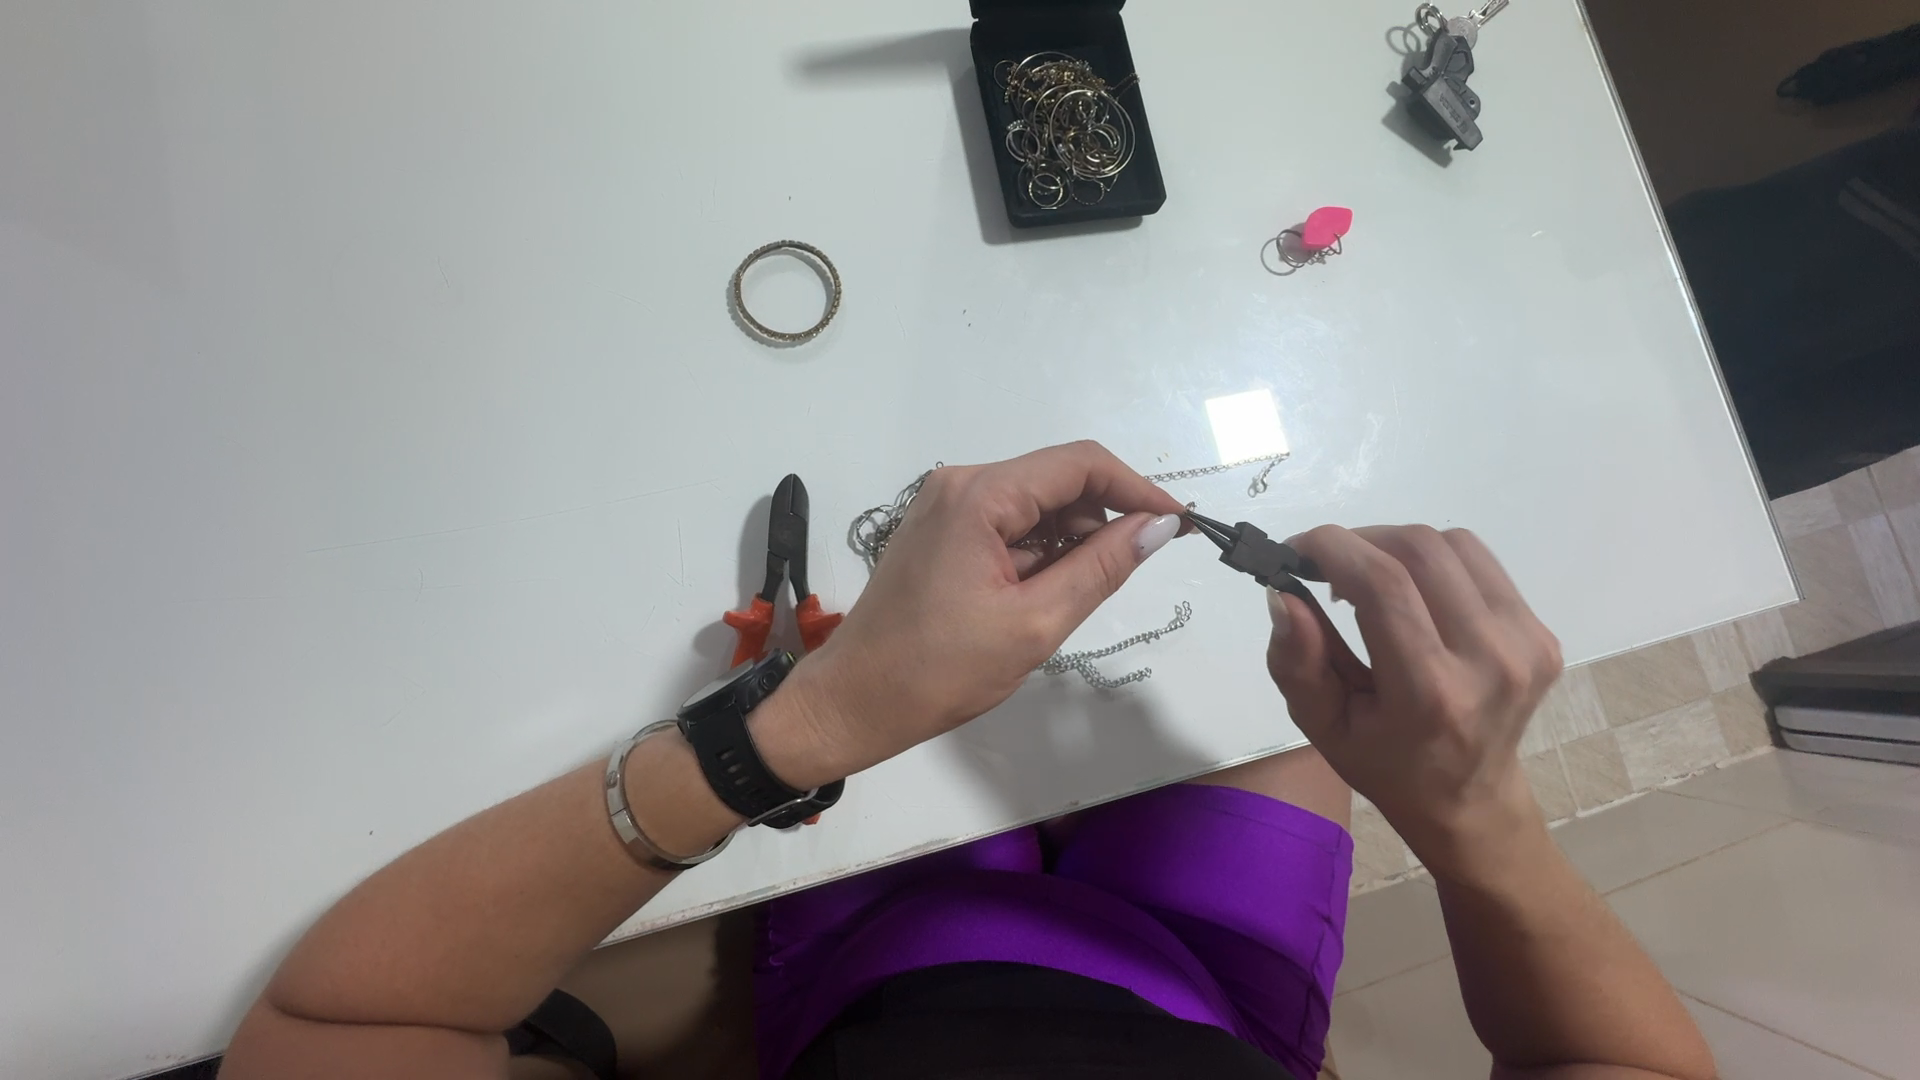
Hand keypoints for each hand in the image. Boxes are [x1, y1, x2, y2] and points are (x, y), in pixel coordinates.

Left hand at [762, 441, 1185, 785]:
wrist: (855, 702)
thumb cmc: (939, 671)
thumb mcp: (1034, 623)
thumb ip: (1101, 567)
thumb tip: (1159, 526)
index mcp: (978, 495)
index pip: (1078, 463)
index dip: (1135, 488)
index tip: (1177, 525)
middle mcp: (959, 485)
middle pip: (1055, 481)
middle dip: (1101, 520)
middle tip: (1126, 573)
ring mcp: (945, 507)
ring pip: (1033, 507)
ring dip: (1068, 542)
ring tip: (1071, 597)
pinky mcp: (940, 533)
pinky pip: (1006, 527)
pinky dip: (1037, 554)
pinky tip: (1040, 596)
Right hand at [1266, 525, 1562, 877]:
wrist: (1468, 798)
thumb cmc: (1380, 762)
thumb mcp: (1319, 723)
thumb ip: (1296, 659)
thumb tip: (1281, 591)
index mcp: (1430, 692)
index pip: (1383, 583)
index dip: (1330, 548)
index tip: (1293, 552)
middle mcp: (1490, 660)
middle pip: (1419, 550)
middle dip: (1357, 541)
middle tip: (1322, 566)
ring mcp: (1525, 643)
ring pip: (1450, 543)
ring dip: (1392, 545)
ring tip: (1362, 579)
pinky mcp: (1541, 632)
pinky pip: (1476, 561)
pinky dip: (1428, 559)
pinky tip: (1406, 590)